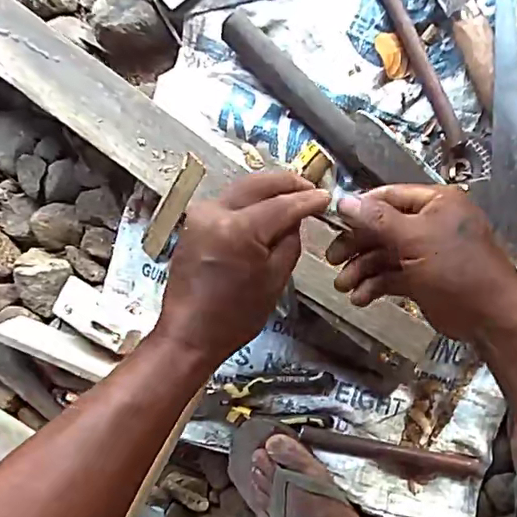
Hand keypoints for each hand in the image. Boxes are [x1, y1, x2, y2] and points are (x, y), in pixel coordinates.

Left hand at [155, 171, 329, 364]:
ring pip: (243, 188)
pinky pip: (229, 201)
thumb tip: (295, 219)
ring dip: (269, 189)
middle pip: (259, 183)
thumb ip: (289, 242)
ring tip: (293, 197)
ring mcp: (200, 214)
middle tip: (311, 190)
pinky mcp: (194, 222)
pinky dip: (251, 201)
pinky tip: (267, 209)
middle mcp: (216, 212)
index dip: (308, 200)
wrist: (190, 332)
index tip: (326, 198)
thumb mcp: (275, 280)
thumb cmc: (235, 317)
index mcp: (239, 230)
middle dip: (288, 183)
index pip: (283, 204)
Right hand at [326, 185, 516, 341]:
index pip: (388, 197)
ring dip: (362, 270)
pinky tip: (361, 297)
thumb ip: (378, 220)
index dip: (360, 209)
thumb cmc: (459, 268)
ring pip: (384, 255)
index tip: (333, 221)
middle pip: (382, 228)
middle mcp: (430, 224)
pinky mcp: (422, 280)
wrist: (489, 313)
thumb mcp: (415, 238)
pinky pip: (392, 277)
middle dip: (356, 245)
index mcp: (435, 203)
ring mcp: (426, 253)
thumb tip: (344, 200)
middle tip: (332, 258)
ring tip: (344, 286)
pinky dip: (375, 286)